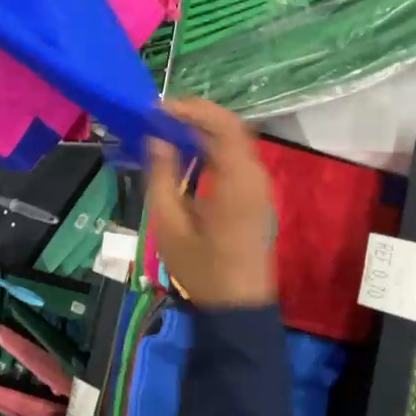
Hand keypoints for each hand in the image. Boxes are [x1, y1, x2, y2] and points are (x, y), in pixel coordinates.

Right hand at [145, 97, 276, 308]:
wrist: (237, 305)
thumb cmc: (200, 268)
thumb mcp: (169, 223)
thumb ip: (162, 176)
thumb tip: (156, 139)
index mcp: (236, 182)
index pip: (222, 126)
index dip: (191, 109)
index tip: (157, 110)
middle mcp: (255, 177)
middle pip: (230, 128)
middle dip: (194, 115)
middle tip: (157, 117)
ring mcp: (259, 186)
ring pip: (233, 140)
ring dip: (201, 129)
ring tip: (165, 130)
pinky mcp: (255, 195)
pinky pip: (235, 157)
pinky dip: (211, 145)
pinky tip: (185, 152)